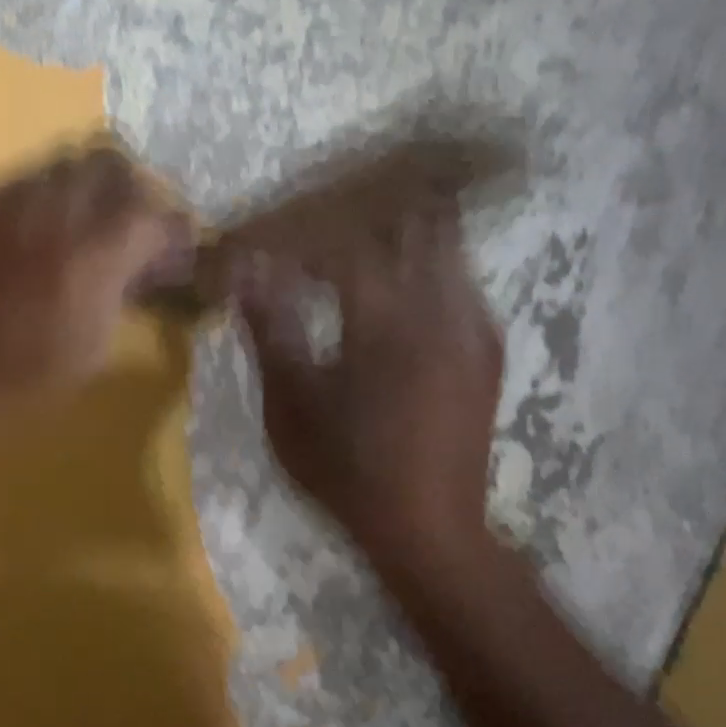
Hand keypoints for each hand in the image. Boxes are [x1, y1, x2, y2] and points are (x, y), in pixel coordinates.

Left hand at [0, 144, 188, 413]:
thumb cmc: (18, 372)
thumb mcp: (92, 347)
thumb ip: (122, 293)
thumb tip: (140, 266)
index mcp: (94, 252)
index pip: (154, 212)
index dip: (171, 229)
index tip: (170, 248)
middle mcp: (56, 211)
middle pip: (110, 164)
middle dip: (129, 189)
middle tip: (126, 224)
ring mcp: (10, 200)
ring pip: (64, 161)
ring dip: (84, 185)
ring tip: (79, 221)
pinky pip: (22, 177)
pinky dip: (43, 193)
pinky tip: (35, 227)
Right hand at [229, 201, 503, 563]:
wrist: (432, 529)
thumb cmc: (345, 471)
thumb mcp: (289, 405)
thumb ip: (269, 328)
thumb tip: (242, 270)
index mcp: (385, 327)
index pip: (341, 247)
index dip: (298, 232)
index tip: (260, 236)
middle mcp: (440, 314)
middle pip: (408, 224)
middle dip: (360, 204)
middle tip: (315, 197)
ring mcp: (472, 327)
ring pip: (440, 241)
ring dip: (392, 223)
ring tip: (347, 215)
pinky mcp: (483, 345)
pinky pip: (453, 273)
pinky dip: (416, 254)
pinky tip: (385, 267)